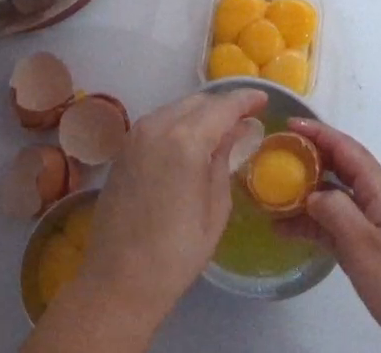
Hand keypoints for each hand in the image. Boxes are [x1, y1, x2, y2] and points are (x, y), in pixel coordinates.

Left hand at [79, 88, 268, 314]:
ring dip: (200, 113)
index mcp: (186, 142)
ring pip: (176, 108)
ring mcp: (135, 136)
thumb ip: (224, 160)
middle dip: (223, 106)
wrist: (117, 281)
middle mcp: (158, 127)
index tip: (263, 100)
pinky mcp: (123, 149)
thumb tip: (236, 130)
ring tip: (220, 130)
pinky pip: (158, 122)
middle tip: (244, 119)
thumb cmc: (176, 254)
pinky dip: (179, 123)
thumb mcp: (215, 209)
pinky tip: (190, 141)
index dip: (245, 100)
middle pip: (198, 102)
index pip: (223, 107)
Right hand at [286, 120, 380, 352]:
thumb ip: (335, 212)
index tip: (288, 123)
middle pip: (338, 166)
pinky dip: (310, 221)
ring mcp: (371, 220)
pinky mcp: (365, 243)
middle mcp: (376, 196)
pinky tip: (284, 228)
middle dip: (308, 157)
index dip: (318, 133)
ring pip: (333, 194)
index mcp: (380, 188)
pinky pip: (333, 222)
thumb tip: (310, 193)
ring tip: (271, 191)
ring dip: (304, 192)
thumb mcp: (364, 245)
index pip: (346, 148)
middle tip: (274, 155)